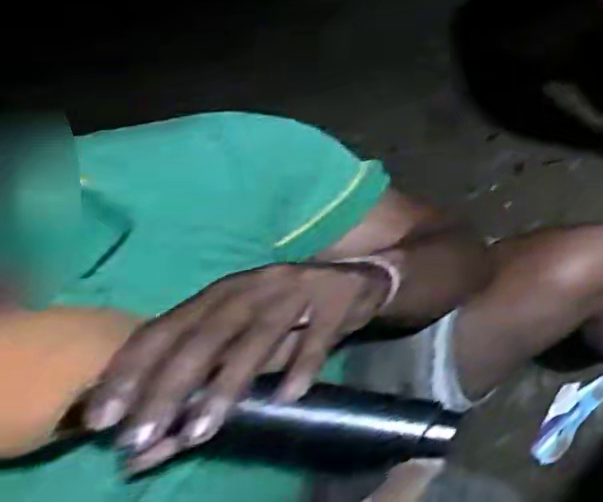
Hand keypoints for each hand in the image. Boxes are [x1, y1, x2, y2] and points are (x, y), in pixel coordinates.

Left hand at [84, 262, 390, 473]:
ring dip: (227, 386)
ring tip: (203, 432)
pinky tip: (287, 396)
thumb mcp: (238, 349)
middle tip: (139, 440)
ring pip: (258, 337)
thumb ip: (194, 396)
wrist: (363, 280)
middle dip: (169, 390)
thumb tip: (139, 459)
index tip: (100, 424)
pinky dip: (302, 365)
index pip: (163, 330)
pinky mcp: (342, 295)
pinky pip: (320, 334)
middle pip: (206, 338)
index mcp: (220, 292)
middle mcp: (256, 284)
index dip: (129, 373)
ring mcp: (303, 287)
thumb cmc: (286, 318)